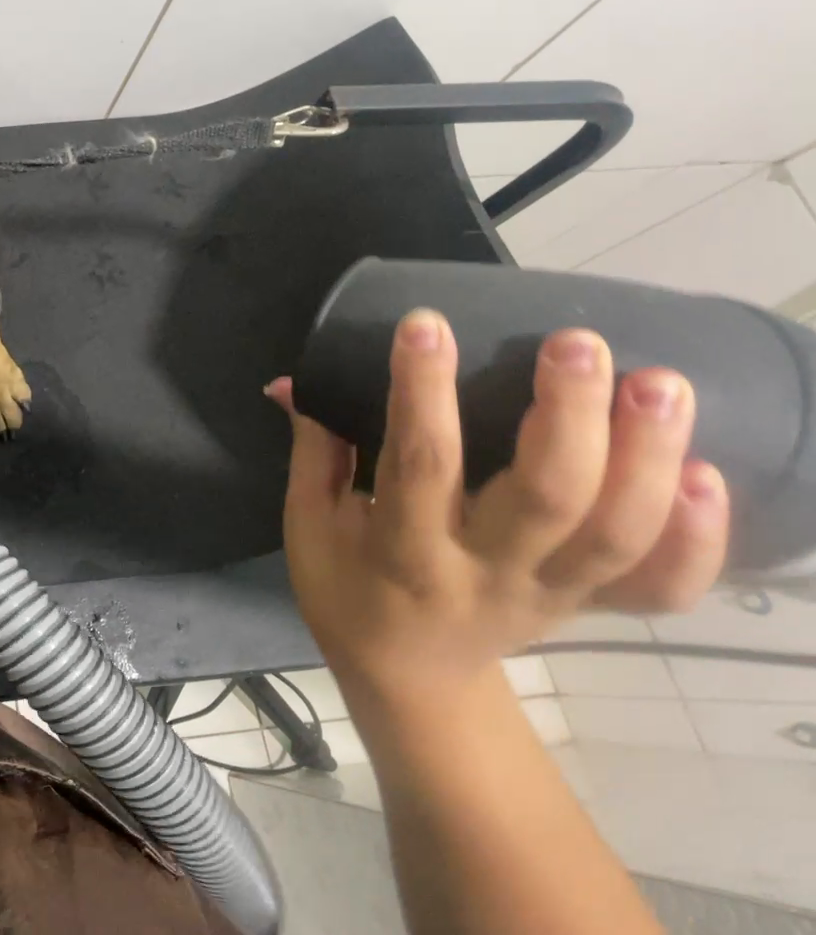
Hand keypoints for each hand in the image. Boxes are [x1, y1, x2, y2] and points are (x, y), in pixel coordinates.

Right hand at [269, 309, 729, 701]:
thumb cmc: (345, 590)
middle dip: (568, 414)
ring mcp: (551, 591)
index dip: (420, 392)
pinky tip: (703, 473)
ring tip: (657, 382)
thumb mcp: (309, 526)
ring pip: (616, 531)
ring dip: (648, 456)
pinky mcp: (593, 603)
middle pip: (545, 496)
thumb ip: (314, 451)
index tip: (426, 325)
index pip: (417, 464)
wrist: (410, 675)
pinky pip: (662, 583)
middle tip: (575, 344)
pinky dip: (697, 534)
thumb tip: (297, 380)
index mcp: (403, 551)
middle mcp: (485, 571)